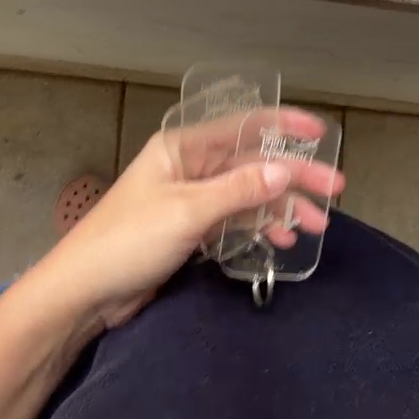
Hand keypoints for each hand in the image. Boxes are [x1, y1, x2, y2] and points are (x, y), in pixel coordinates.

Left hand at [24, 106, 345, 330]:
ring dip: (281, 208)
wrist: (83, 294)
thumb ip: (239, 190)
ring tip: (315, 227)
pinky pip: (234, 220)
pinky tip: (280, 241)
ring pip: (248, 195)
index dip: (284, 125)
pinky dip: (259, 228)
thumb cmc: (127, 243)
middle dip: (293, 177)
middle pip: (252, 164)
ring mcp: (190, 199)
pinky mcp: (190, 230)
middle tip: (335, 193)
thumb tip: (284, 169)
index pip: (242, 126)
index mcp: (182, 148)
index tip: (321, 133)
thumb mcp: (187, 212)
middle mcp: (189, 168)